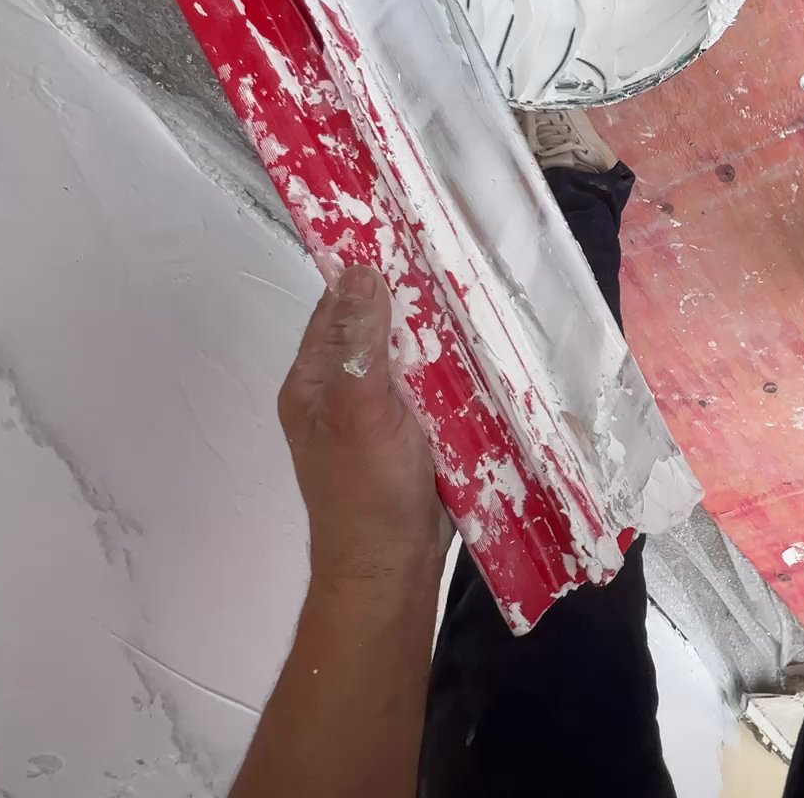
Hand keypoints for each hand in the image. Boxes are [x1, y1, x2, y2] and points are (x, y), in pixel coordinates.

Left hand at [278, 264, 449, 590]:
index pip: (337, 307)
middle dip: (416, 300)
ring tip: (480, 294)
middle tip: (459, 262)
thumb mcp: (358, 409)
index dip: (369, 272)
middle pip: (380, 327)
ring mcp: (385, 410)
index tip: (409, 237)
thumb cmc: (366, 490)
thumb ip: (359, 343)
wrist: (393, 565)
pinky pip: (437, 384)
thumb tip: (357, 270)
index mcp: (316, 379)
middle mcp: (346, 388)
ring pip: (413, 355)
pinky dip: (457, 366)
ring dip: (442, 333)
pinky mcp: (419, 428)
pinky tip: (487, 347)